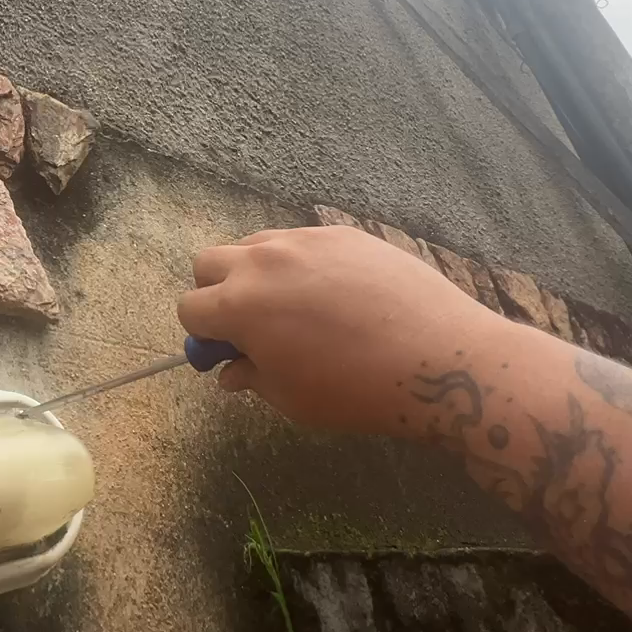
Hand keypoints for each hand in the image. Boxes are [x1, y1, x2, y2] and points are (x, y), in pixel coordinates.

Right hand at [177, 226, 509, 435]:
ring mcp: (301, 241)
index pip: (189, 308)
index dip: (201, 332)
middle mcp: (259, 263)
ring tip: (293, 302)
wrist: (442, 360)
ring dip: (254, 271)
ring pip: (253, 245)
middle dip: (214, 290)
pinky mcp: (339, 233)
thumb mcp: (290, 398)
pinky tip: (336, 292)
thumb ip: (250, 376)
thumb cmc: (355, 391)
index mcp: (237, 306)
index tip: (225, 349)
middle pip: (207, 263)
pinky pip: (300, 241)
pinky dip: (300, 263)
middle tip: (247, 320)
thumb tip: (230, 370)